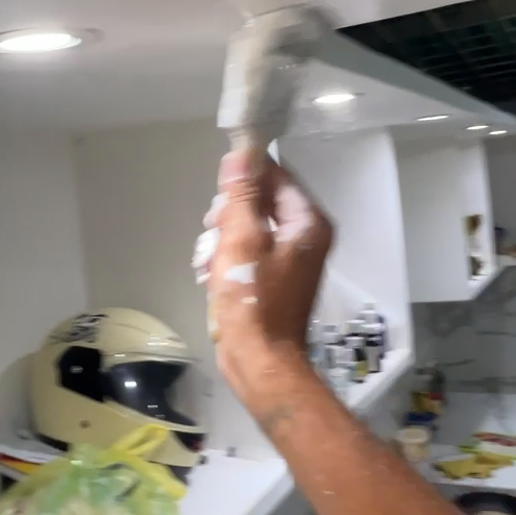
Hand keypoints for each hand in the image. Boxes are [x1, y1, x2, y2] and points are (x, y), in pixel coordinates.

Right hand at [204, 149, 333, 404]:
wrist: (260, 361)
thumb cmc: (253, 302)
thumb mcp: (242, 239)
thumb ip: (242, 194)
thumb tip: (241, 153)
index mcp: (307, 222)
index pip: (275, 176)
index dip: (244, 178)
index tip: (217, 195)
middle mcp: (306, 236)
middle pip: (260, 201)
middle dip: (228, 216)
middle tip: (211, 234)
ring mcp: (291, 259)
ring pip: (248, 228)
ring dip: (222, 240)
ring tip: (208, 263)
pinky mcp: (274, 278)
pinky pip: (247, 252)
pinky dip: (227, 260)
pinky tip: (210, 276)